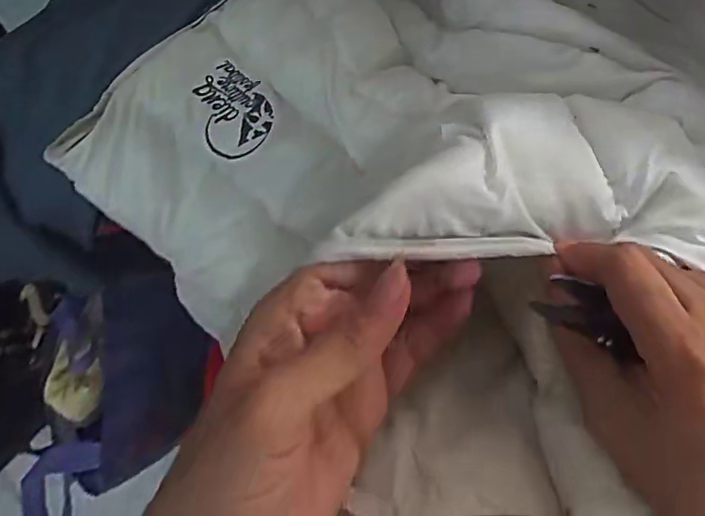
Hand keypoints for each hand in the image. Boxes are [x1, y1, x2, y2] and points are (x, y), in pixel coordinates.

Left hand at [148, 258, 480, 515]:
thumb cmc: (230, 469)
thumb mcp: (278, 402)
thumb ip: (342, 343)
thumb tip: (401, 274)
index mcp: (289, 316)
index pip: (346, 267)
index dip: (389, 250)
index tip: (434, 236)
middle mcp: (322, 330)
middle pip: (379, 288)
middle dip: (421, 271)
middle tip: (468, 256)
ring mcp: (349, 368)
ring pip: (399, 317)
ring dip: (435, 295)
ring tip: (474, 275)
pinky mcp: (371, 402)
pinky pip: (408, 355)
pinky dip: (435, 332)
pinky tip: (461, 309)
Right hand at [544, 242, 704, 515]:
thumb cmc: (680, 471)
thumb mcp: (612, 420)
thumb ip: (578, 348)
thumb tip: (555, 288)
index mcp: (687, 352)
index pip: (630, 269)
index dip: (588, 256)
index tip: (558, 261)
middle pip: (646, 259)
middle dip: (604, 266)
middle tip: (576, 287)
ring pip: (665, 263)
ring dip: (633, 277)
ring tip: (618, 312)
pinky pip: (689, 274)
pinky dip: (662, 286)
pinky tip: (657, 319)